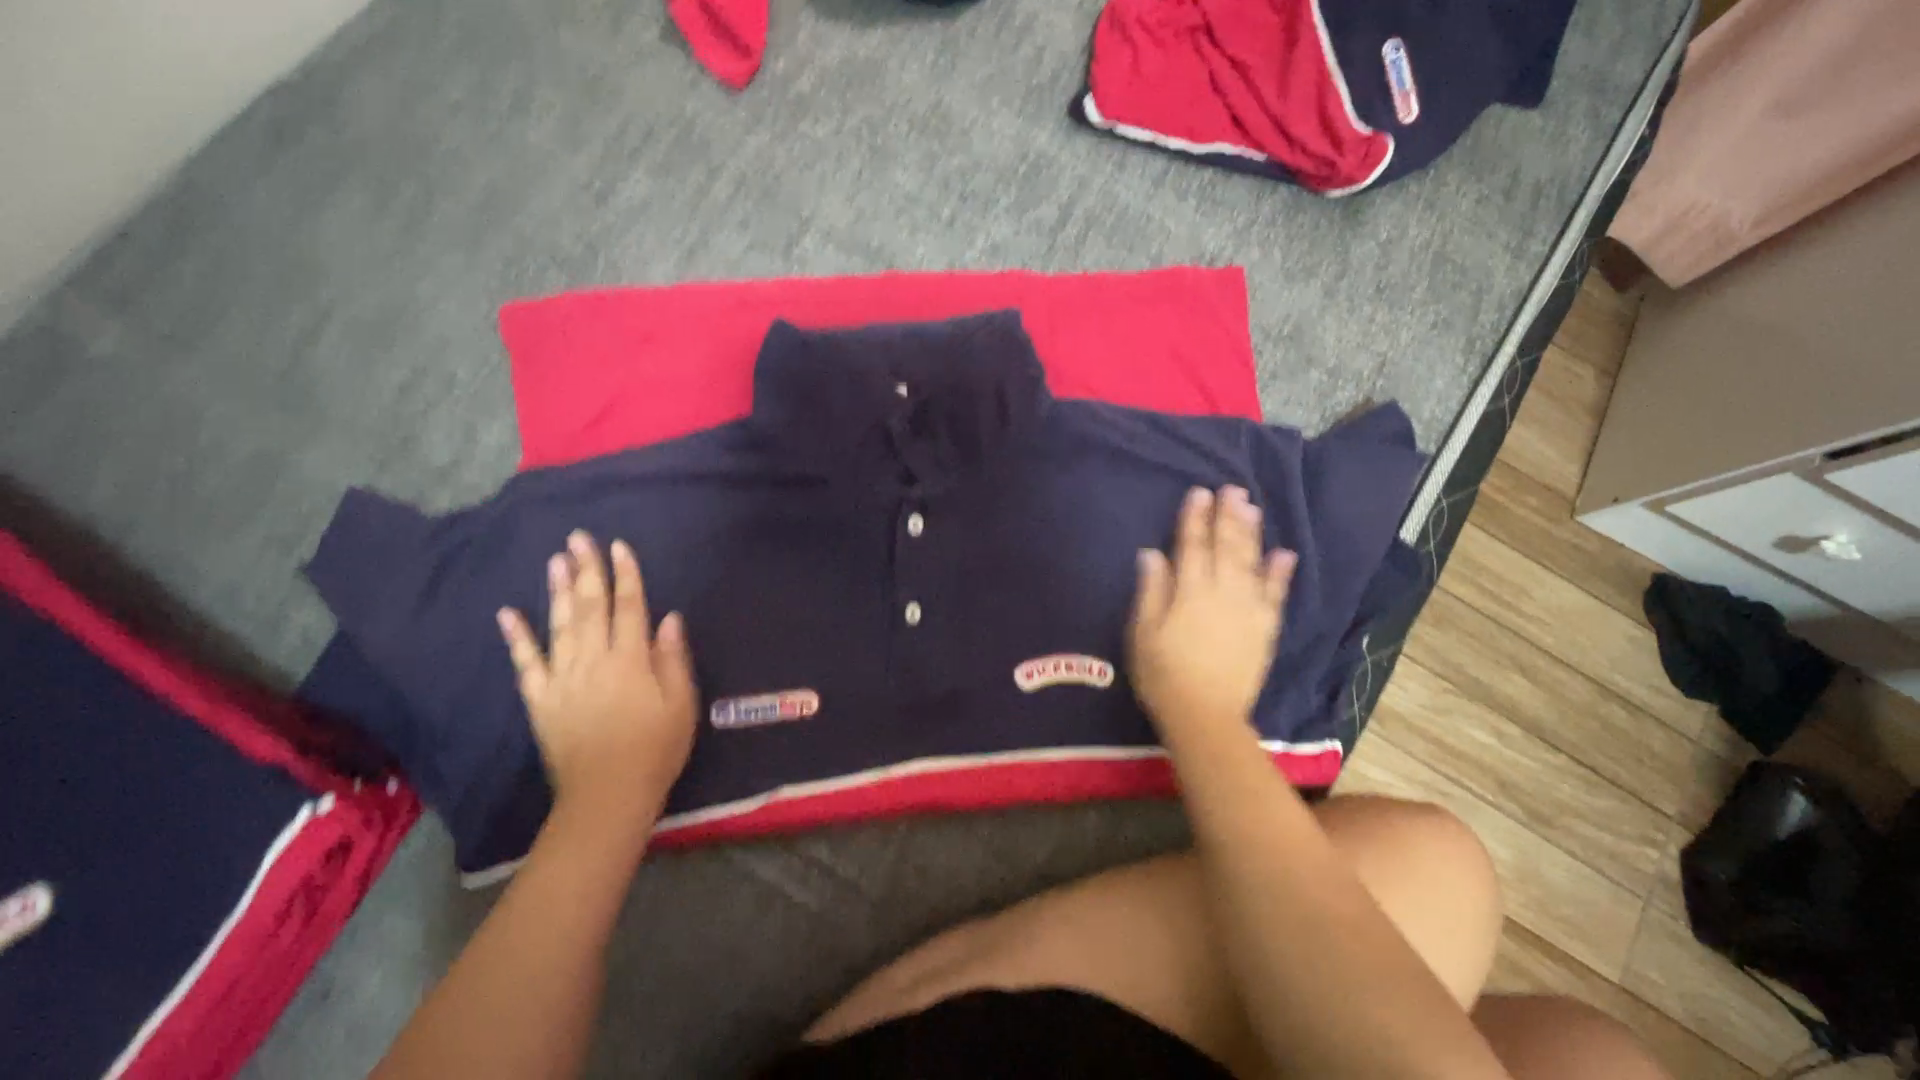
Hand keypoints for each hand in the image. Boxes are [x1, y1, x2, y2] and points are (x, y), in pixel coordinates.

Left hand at [497, 531, 697, 828]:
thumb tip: (668, 618)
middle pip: (590, 606)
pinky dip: (516, 637)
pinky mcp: (540, 699)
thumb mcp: (681, 705)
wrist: (607, 796)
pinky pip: (525, 662)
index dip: (626, 575)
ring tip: (555, 559)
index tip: (619, 546)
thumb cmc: (655, 749)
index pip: (629, 607)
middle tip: (579, 537)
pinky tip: (507, 613)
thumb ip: (672, 659)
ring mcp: (562, 678)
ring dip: (556, 590)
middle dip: (586, 570)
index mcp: (631, 660)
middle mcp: (594, 660)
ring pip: (559, 625)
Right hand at [1129, 486, 1296, 737]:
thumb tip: (1152, 553)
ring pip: (1250, 563)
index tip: (1199, 493)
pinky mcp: (1264, 629)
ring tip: (1253, 508)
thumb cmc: (1163, 675)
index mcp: (1189, 593)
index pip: (1191, 547)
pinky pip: (1275, 595)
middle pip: (1225, 548)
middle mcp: (1222, 593)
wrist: (1205, 717)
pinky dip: (1280, 573)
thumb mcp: (1143, 634)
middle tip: (1233, 489)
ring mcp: (1247, 610)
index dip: (1194, 518)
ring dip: (1252, 534)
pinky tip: (1284, 553)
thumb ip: (1151, 591)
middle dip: (1228, 517)